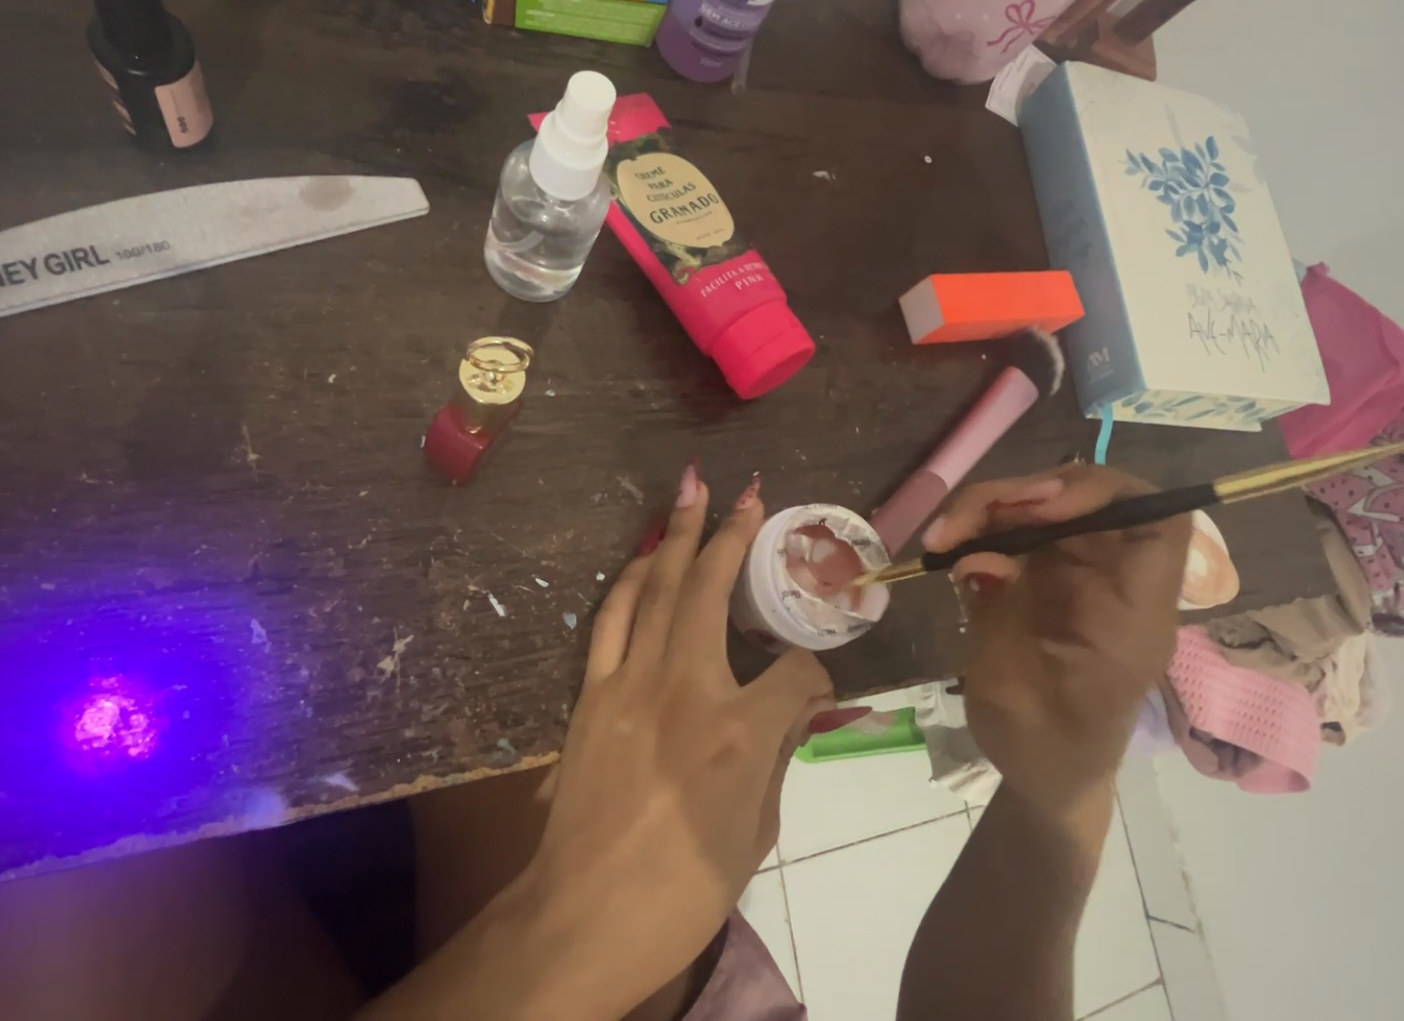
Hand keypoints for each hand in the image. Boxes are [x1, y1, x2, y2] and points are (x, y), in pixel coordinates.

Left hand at [523, 463, 833, 1012]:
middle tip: (743, 491)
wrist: (587, 913)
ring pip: (656, 591)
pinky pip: (613, 621)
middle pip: (711, 591)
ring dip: (675, 539)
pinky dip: (631, 583)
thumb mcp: (758, 828)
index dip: (815, 670)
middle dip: (729, 534)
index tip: (814, 680)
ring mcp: (630, 684)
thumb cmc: (686, 886)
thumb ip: (779, 752)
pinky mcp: (592, 694)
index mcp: (741, 731)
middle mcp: (685, 689)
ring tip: (689, 497)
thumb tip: (794, 705)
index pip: (798, 672)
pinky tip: (646, 561)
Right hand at [921, 464, 1188, 814]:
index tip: (1034, 506)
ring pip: (1044, 512)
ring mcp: (1080, 579)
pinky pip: (1020, 536)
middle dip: (1017, 496)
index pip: (1152, 521)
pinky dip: (982, 532)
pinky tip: (950, 550)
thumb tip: (978, 558)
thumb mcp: (1011, 683)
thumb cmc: (1041, 745)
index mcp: (1131, 611)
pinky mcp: (1048, 582)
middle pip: (1084, 503)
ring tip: (941, 535)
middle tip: (957, 520)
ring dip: (990, 511)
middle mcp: (1113, 583)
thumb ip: (998, 613)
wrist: (1045, 777)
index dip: (1098, 494)